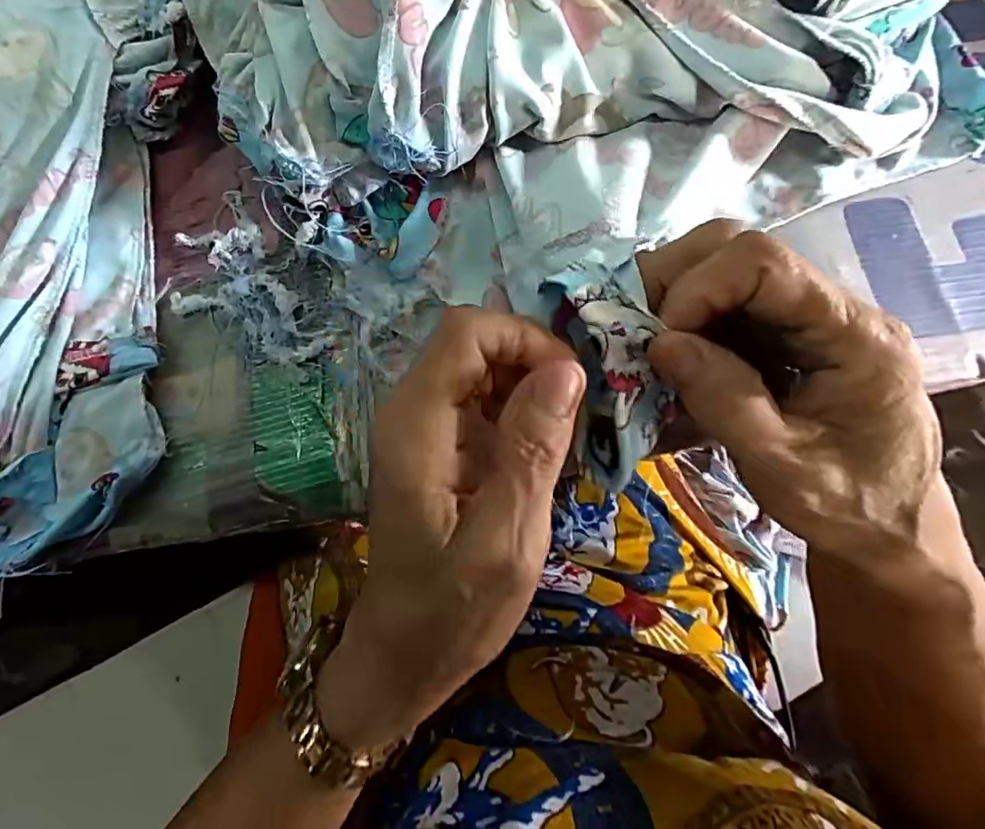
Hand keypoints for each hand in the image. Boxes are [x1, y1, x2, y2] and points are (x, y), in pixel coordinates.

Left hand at [318, 307, 585, 752]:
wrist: (401, 653)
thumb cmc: (452, 611)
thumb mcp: (507, 538)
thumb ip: (532, 449)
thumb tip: (567, 368)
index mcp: (416, 423)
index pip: (465, 332)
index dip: (523, 338)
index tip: (573, 382)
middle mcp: (409, 410)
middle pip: (471, 343)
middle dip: (532, 359)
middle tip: (583, 407)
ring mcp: (418, 426)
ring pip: (477, 368)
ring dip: (529, 385)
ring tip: (574, 431)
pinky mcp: (433, 445)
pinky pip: (477, 402)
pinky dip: (517, 411)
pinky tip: (547, 452)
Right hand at [637, 221, 944, 572]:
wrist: (893, 530)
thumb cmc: (850, 506)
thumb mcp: (786, 470)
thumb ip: (728, 404)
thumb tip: (662, 343)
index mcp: (853, 333)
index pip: (763, 263)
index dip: (699, 288)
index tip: (663, 340)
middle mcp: (829, 306)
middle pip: (735, 246)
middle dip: (672, 281)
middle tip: (639, 332)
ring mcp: (801, 314)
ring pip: (717, 263)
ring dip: (668, 298)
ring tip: (649, 347)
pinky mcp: (778, 330)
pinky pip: (715, 299)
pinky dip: (678, 319)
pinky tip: (670, 358)